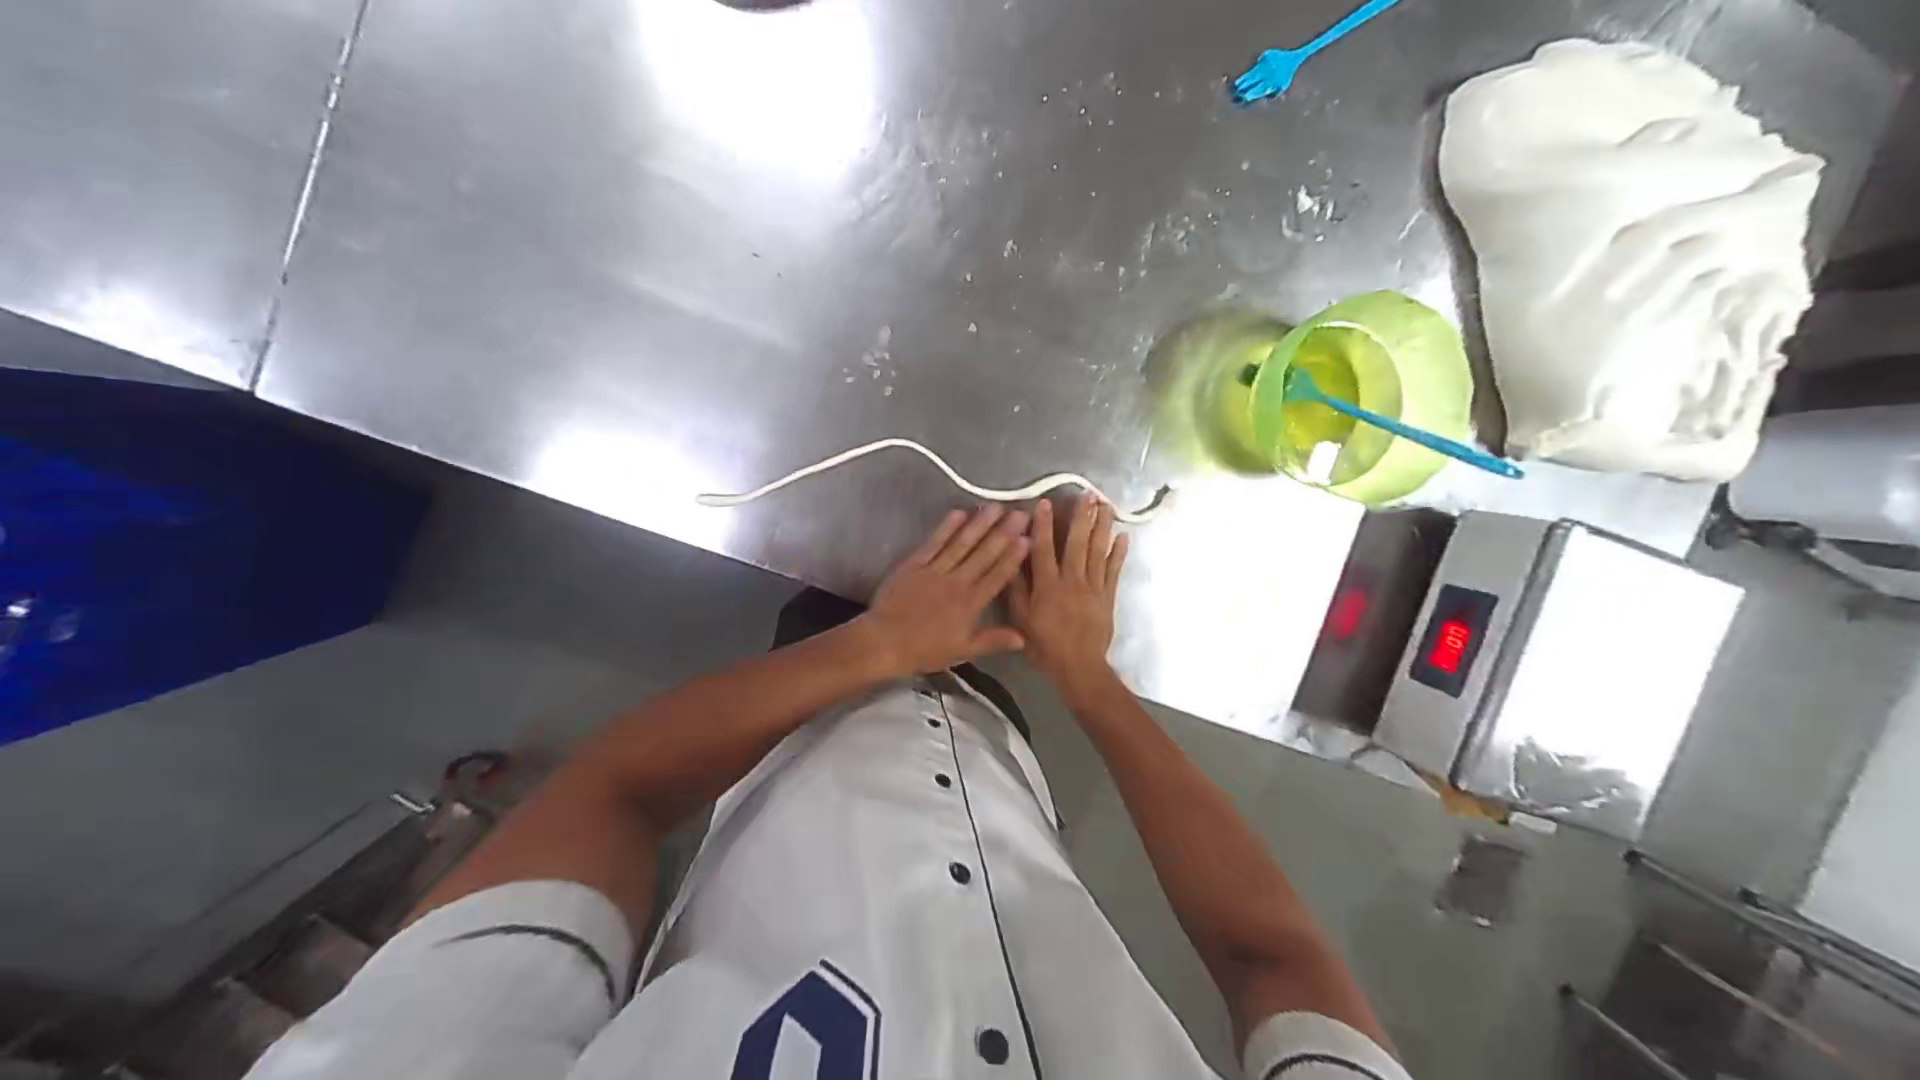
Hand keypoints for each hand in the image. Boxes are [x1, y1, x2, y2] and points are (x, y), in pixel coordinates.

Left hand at [855, 506, 1030, 676]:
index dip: (1013, 557)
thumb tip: (1022, 637)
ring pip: (961, 543)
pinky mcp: (915, 564)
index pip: (997, 576)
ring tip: (995, 507)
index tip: (1028, 539)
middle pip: (983, 554)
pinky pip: (934, 543)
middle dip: (1003, 533)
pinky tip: (959, 513)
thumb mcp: (961, 651)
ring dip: (979, 524)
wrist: (884, 642)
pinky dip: (947, 528)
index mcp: (970, 604)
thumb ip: (992, 640)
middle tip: (1020, 514)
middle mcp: (956, 582)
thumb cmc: (924, 650)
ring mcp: (934, 570)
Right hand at [1009, 495, 1128, 696]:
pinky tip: (1123, 536)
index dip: (1043, 524)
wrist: (1078, 667)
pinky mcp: (1108, 596)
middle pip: (1076, 542)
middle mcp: (1071, 580)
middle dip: (1081, 517)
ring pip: (1098, 551)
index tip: (1045, 503)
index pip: (1044, 548)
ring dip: (1101, 526)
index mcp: (1047, 585)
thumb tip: (1013, 559)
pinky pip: (1114, 570)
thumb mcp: (1022, 619)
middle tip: (1087, 494)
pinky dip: (1118, 553)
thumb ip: (1017, 589)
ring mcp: (1093, 587)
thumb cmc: (1045, 645)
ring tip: (1106, 505)